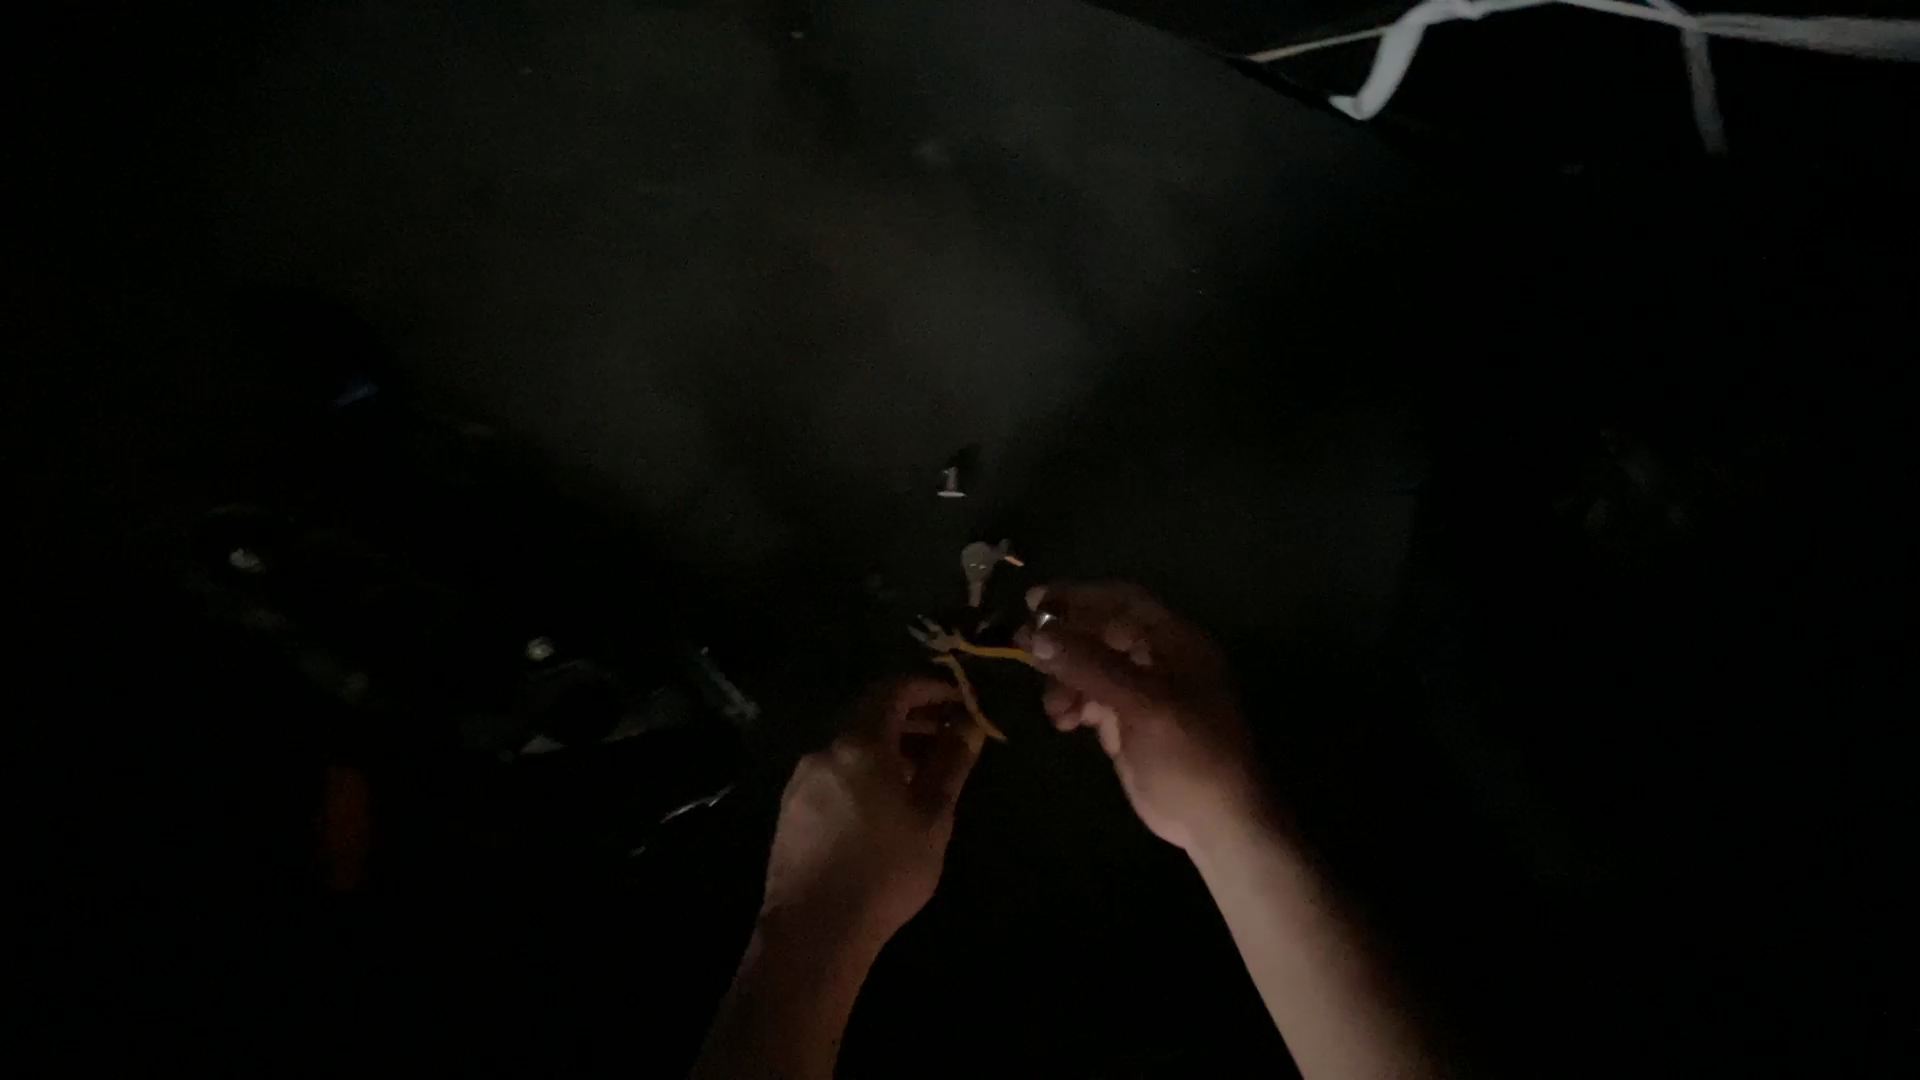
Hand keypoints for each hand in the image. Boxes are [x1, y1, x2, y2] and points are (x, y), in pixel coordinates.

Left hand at [759, 677, 980, 949]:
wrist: (813, 933)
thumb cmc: (884, 871)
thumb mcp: (932, 816)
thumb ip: (951, 763)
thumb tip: (969, 725)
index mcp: (859, 742)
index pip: (896, 689)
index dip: (931, 687)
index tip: (961, 700)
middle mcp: (826, 748)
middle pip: (872, 711)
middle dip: (914, 714)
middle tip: (951, 732)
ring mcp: (804, 776)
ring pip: (853, 741)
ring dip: (891, 742)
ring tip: (926, 767)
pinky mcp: (793, 805)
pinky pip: (837, 766)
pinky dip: (867, 764)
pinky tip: (888, 797)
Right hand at [1021, 582, 1266, 852]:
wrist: (1218, 824)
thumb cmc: (1190, 753)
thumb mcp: (1140, 703)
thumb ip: (1088, 664)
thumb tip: (1037, 633)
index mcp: (1174, 641)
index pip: (1122, 600)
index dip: (1078, 595)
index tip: (1034, 598)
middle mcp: (1158, 659)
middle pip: (1101, 632)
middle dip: (1063, 638)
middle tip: (1022, 642)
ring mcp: (1143, 691)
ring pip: (1090, 666)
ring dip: (1064, 678)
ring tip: (1054, 706)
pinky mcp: (1129, 721)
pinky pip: (1091, 697)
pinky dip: (1073, 704)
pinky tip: (1064, 722)